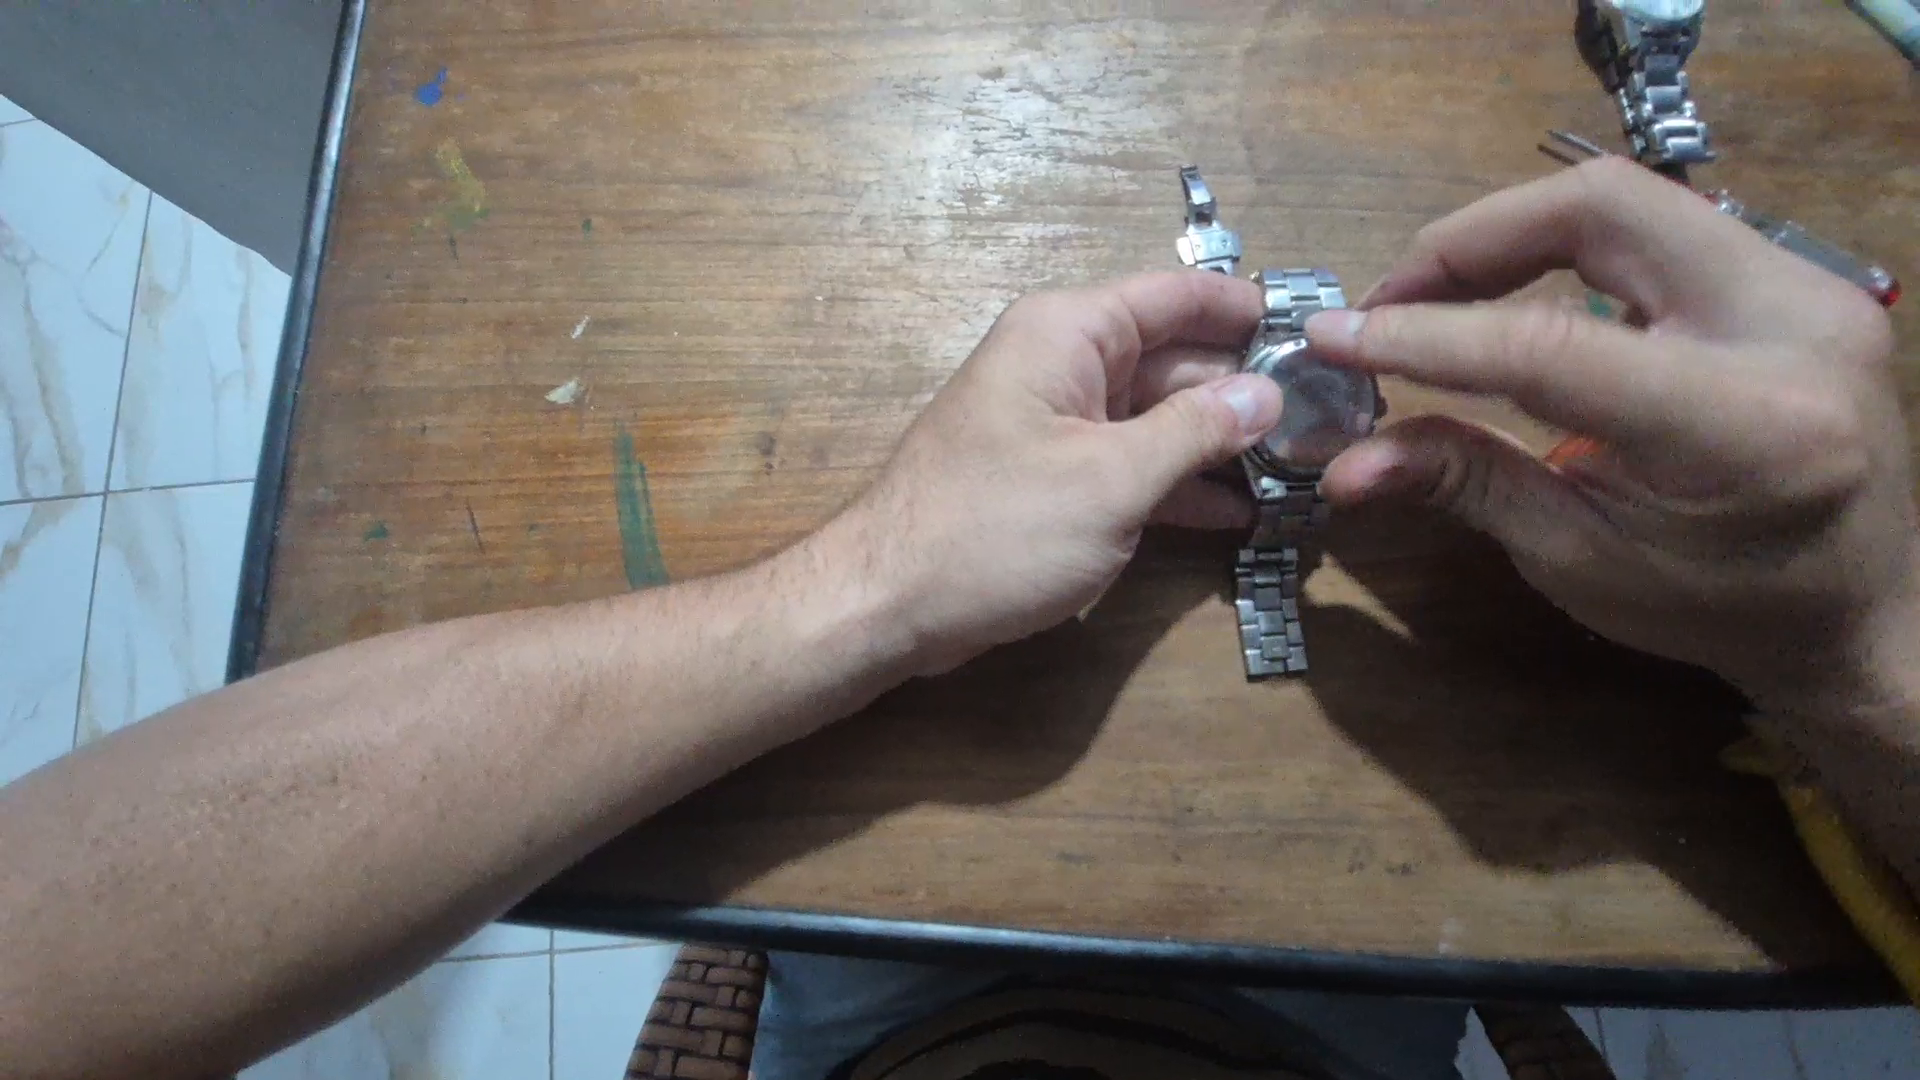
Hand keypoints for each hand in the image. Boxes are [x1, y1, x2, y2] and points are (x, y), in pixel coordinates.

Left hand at [836, 270, 1282, 674]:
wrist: (893, 602)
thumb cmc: (998, 528)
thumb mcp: (1110, 478)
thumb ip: (1193, 431)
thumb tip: (1264, 391)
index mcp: (1067, 335)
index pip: (1174, 295)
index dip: (1246, 309)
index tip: (1316, 334)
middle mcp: (1062, 368)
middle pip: (1170, 361)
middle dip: (1242, 390)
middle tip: (1326, 421)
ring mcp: (1055, 429)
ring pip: (1152, 421)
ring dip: (1216, 447)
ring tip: (1297, 469)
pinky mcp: (1050, 483)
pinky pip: (1125, 468)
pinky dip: (1173, 487)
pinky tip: (1234, 513)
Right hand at [1303, 156, 1919, 716]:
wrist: (1858, 602)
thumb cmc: (1709, 603)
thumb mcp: (1568, 554)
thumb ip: (1461, 484)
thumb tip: (1343, 468)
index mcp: (1738, 426)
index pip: (1548, 347)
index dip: (1423, 336)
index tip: (1331, 338)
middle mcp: (1789, 322)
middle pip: (1600, 208)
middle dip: (1463, 245)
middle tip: (1383, 305)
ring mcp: (1796, 285)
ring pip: (1617, 199)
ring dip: (1494, 240)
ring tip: (1421, 302)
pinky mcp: (1775, 278)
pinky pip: (1637, 227)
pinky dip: (1538, 251)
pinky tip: (1491, 300)